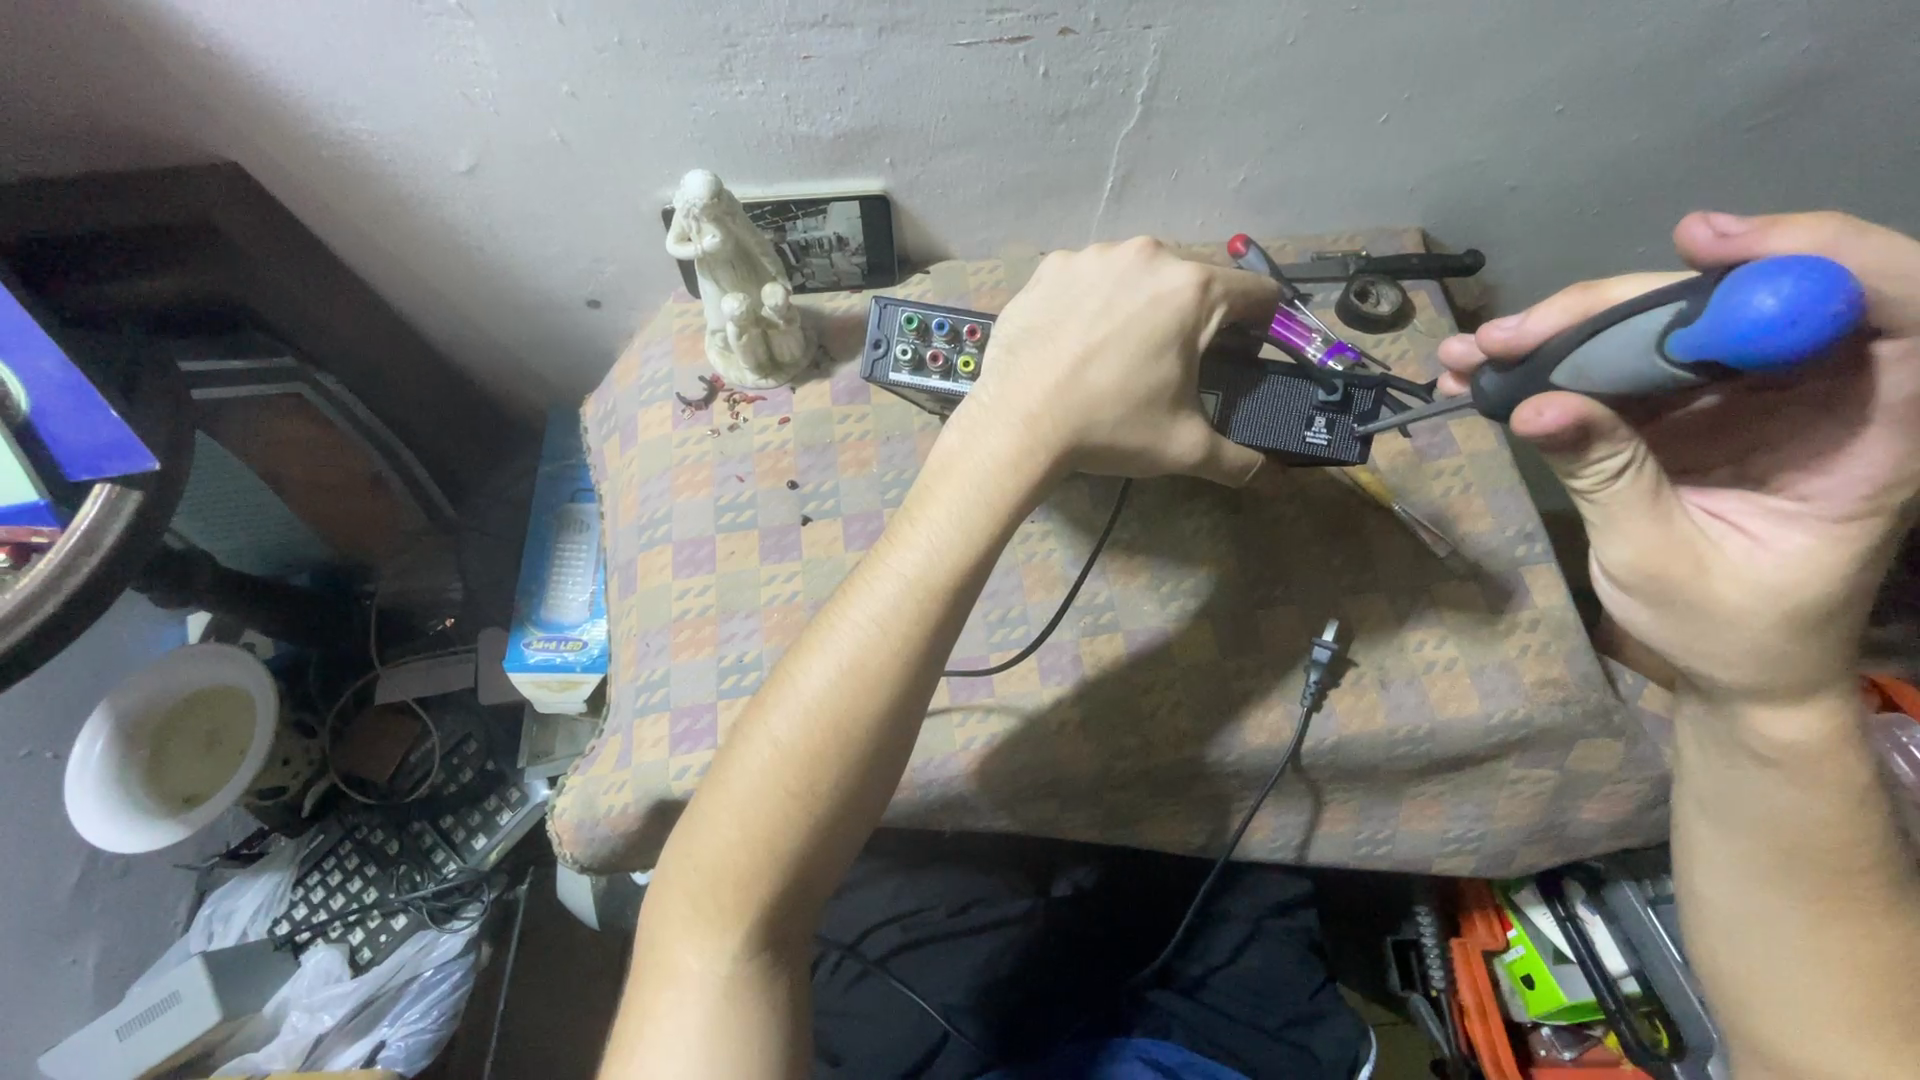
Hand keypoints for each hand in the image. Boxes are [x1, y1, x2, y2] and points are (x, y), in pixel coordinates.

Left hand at [953, 237, 1280, 486]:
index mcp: (1193, 289)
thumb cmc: (1109, 429)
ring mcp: (1092, 256)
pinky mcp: (1048, 268)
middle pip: (1190, 281)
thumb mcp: (1184, 448)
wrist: (1018, 425)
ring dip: (1137, 305)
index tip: (1246, 351)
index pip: (1256, 293)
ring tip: (1115, 352)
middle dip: (1191, 317)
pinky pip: (1085, 280)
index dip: (1261, 324)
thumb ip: (1236, 458)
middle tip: (1169, 362)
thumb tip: (1266, 476)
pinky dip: (1089, 303)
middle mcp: (1147, 255)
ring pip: (1135, 276)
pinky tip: (1074, 341)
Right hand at [1437, 211, 1919, 706]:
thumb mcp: (1662, 558)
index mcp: (1866, 428)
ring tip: (1472, 354)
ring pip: (1657, 328)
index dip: (1807, 254)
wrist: (1731, 662)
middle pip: (1728, 305)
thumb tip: (1534, 408)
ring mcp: (1737, 396)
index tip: (1701, 246)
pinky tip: (1480, 376)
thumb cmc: (1731, 627)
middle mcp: (1809, 392)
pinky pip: (1614, 367)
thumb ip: (1608, 477)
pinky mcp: (1680, 409)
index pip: (1885, 306)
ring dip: (1558, 333)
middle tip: (1512, 336)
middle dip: (1612, 307)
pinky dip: (1544, 368)